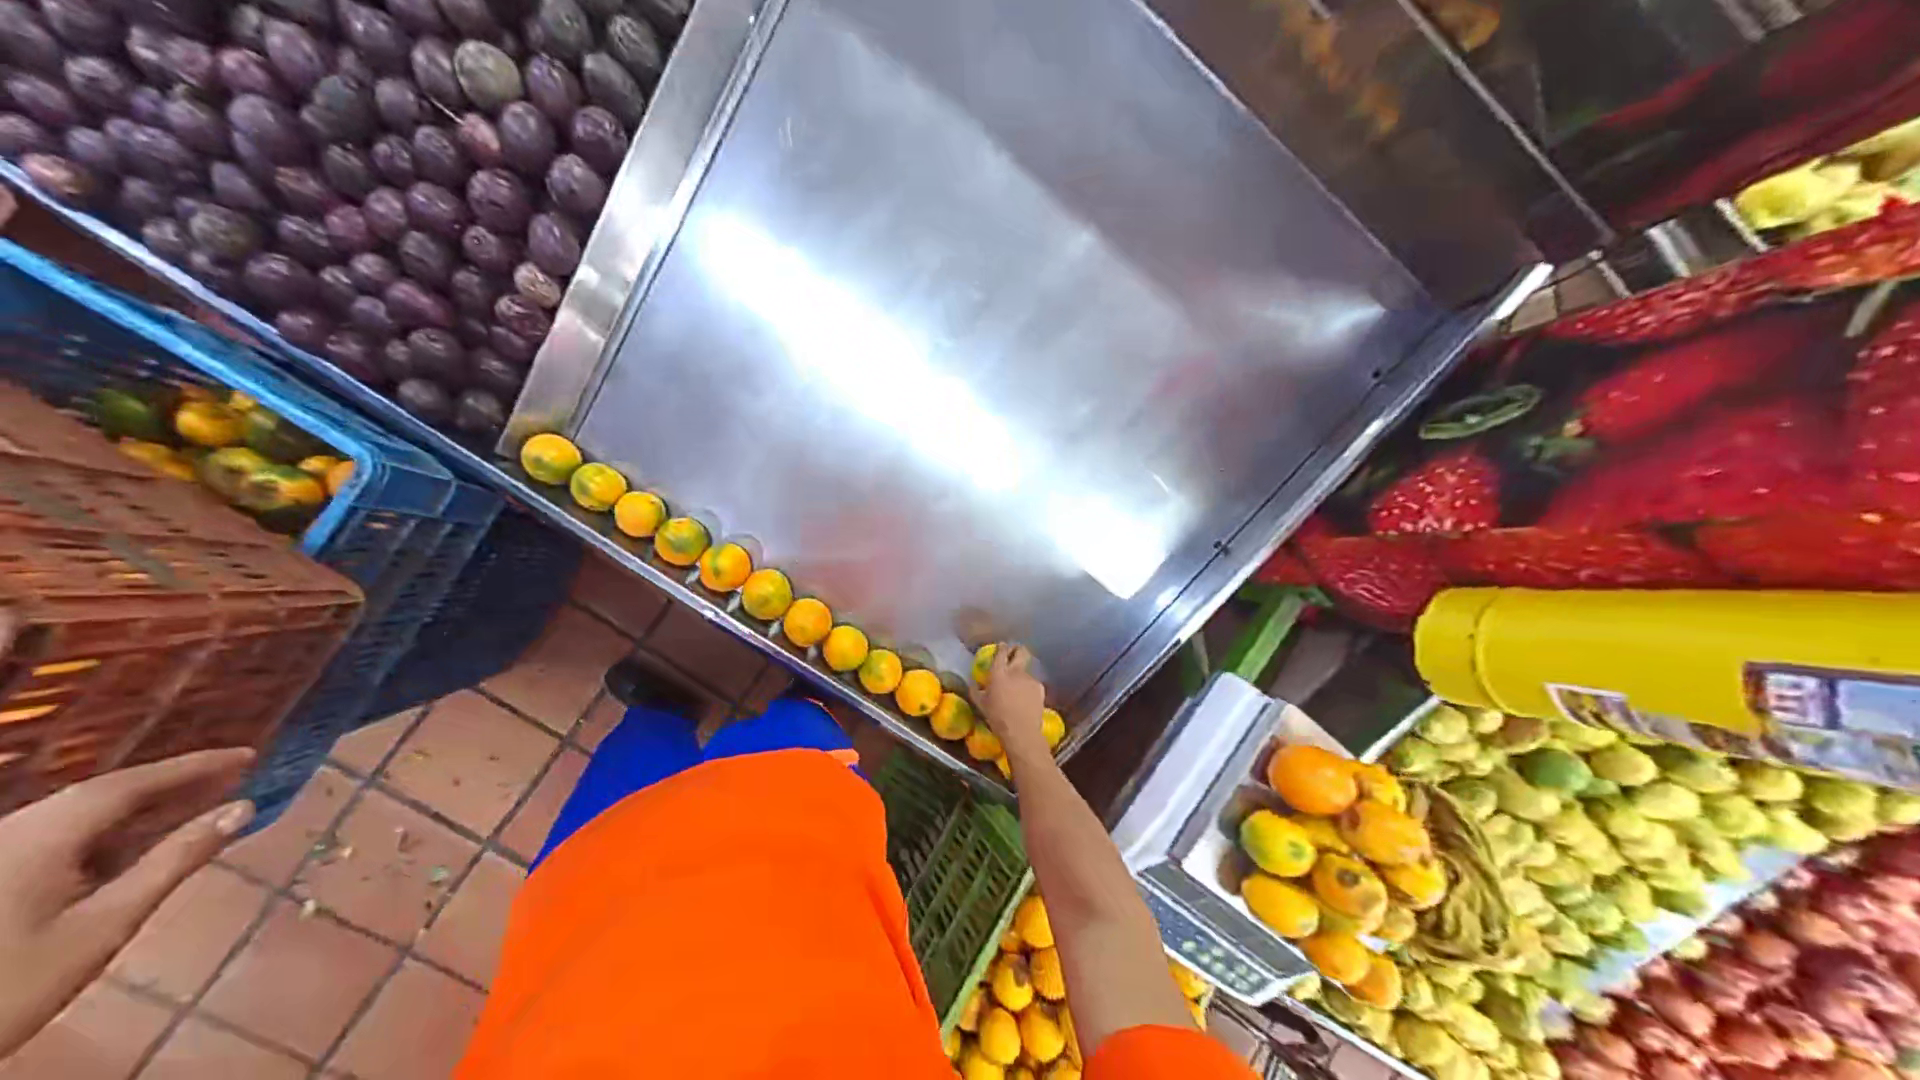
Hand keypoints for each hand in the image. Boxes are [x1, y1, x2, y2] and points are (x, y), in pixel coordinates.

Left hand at [0, 749, 254, 1055]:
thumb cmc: (9, 986)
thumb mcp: (105, 925)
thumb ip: (174, 861)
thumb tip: (242, 809)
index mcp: (40, 839)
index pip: (132, 784)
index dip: (194, 766)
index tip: (249, 756)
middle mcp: (12, 836)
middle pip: (102, 795)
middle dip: (170, 783)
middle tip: (233, 775)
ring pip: (77, 817)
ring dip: (142, 807)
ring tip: (197, 803)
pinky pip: (57, 839)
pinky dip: (109, 831)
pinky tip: (136, 844)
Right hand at [973, 643, 1048, 761]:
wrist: (1021, 731)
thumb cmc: (997, 717)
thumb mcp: (980, 704)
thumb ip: (976, 690)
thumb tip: (973, 683)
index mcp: (998, 673)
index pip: (1001, 652)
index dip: (1002, 647)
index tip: (1002, 647)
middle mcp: (1015, 671)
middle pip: (1021, 651)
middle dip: (1018, 649)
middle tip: (1014, 654)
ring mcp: (1029, 678)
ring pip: (1026, 669)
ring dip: (1022, 673)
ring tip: (1018, 686)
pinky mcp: (1039, 687)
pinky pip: (1032, 682)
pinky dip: (1028, 686)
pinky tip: (1026, 698)